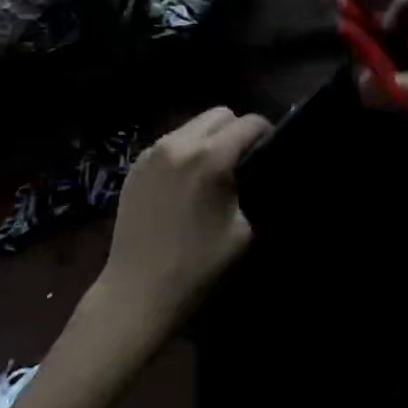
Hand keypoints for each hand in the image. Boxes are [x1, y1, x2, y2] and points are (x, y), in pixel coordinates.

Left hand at [98, 107, 270, 325]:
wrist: (138, 292)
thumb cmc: (199, 265)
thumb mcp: (246, 229)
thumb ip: (257, 189)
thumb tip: (264, 171)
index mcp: (210, 157)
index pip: (251, 123)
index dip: (268, 134)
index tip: (272, 153)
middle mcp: (179, 144)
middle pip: (221, 115)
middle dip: (238, 132)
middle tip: (244, 161)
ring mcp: (152, 153)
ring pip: (194, 125)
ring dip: (211, 139)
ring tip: (214, 172)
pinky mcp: (135, 166)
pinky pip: (171, 143)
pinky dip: (186, 151)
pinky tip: (187, 182)